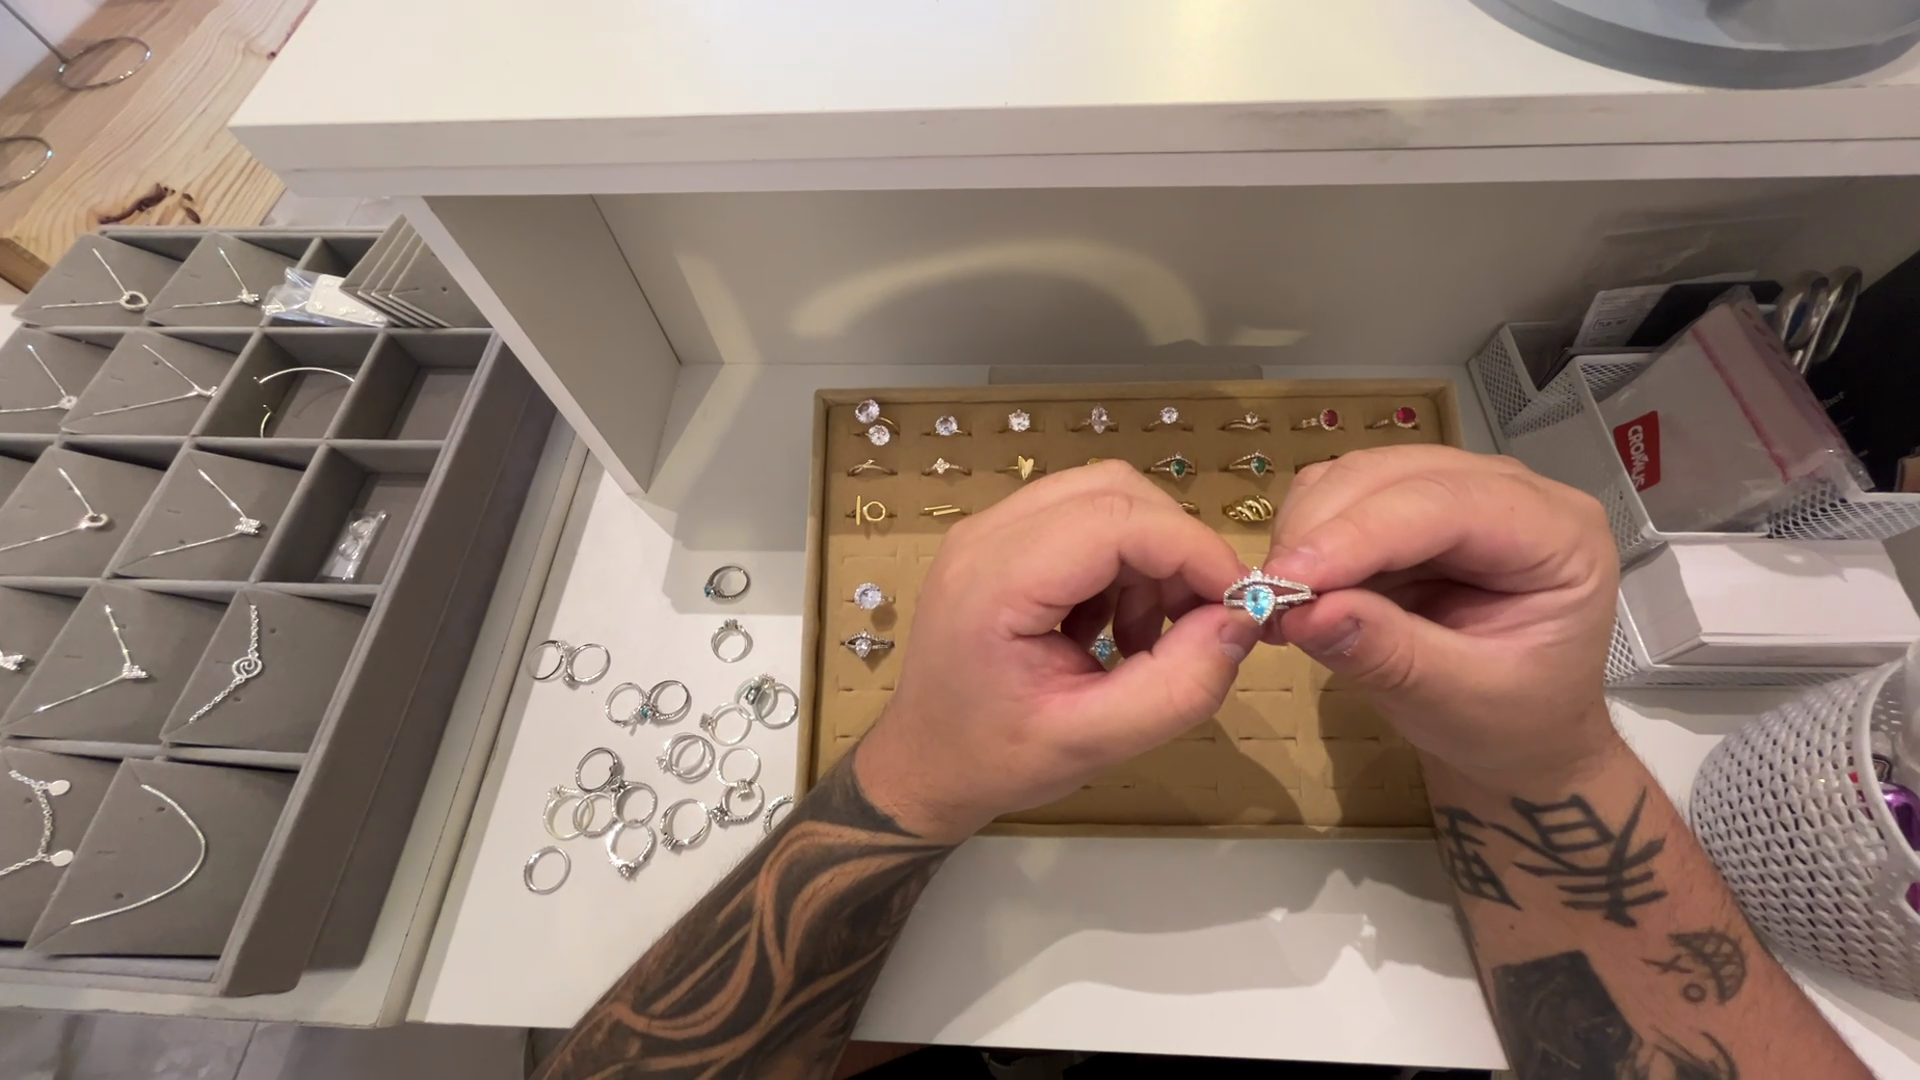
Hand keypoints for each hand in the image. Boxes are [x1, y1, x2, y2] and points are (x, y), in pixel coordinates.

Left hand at [855, 461, 1260, 842]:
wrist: (924, 761)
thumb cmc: (995, 758)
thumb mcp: (1094, 742)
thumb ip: (1179, 686)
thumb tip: (1242, 620)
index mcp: (994, 582)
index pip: (1114, 519)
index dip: (1192, 549)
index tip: (1241, 601)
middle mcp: (985, 535)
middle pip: (1111, 491)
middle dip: (1174, 548)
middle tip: (1197, 620)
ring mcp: (986, 531)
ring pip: (1101, 498)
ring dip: (1146, 557)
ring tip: (1143, 637)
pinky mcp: (997, 541)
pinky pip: (1080, 521)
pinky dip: (1118, 563)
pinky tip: (1110, 626)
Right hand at [1260, 446, 1619, 788]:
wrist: (1507, 732)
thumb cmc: (1504, 720)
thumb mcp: (1458, 702)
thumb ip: (1387, 654)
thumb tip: (1302, 615)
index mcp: (1554, 534)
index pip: (1445, 505)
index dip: (1358, 534)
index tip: (1286, 581)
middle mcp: (1505, 491)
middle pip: (1388, 475)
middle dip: (1318, 528)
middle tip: (1269, 596)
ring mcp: (1446, 490)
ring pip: (1349, 476)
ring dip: (1301, 530)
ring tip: (1284, 599)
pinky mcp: (1398, 505)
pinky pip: (1330, 495)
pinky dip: (1299, 535)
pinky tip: (1298, 586)